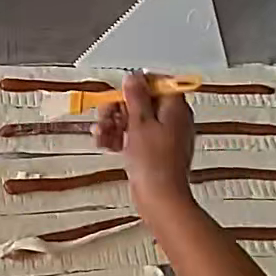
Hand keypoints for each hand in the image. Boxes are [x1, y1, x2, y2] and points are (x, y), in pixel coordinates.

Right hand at [94, 72, 195, 208]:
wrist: (160, 198)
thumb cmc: (154, 162)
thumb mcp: (140, 123)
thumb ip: (136, 97)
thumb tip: (134, 77)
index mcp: (175, 107)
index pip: (156, 83)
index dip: (134, 87)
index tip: (119, 96)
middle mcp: (173, 119)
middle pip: (143, 101)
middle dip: (119, 108)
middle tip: (104, 117)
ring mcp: (164, 136)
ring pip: (136, 120)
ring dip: (115, 124)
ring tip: (100, 134)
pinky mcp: (154, 152)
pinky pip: (136, 137)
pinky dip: (120, 137)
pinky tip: (105, 144)